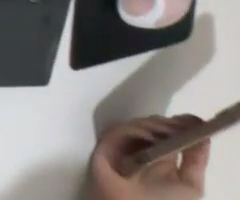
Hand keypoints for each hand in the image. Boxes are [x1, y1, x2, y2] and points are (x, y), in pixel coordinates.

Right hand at [90, 116, 210, 199]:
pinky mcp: (107, 142)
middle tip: (181, 123)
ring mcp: (125, 142)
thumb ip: (196, 162)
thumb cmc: (166, 199)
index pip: (172, 133)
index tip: (195, 119)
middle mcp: (144, 145)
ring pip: (137, 124)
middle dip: (169, 123)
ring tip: (168, 131)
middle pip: (154, 125)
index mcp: (164, 154)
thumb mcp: (190, 183)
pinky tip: (149, 136)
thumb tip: (204, 137)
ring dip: (154, 125)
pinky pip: (120, 131)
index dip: (182, 124)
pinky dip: (134, 130)